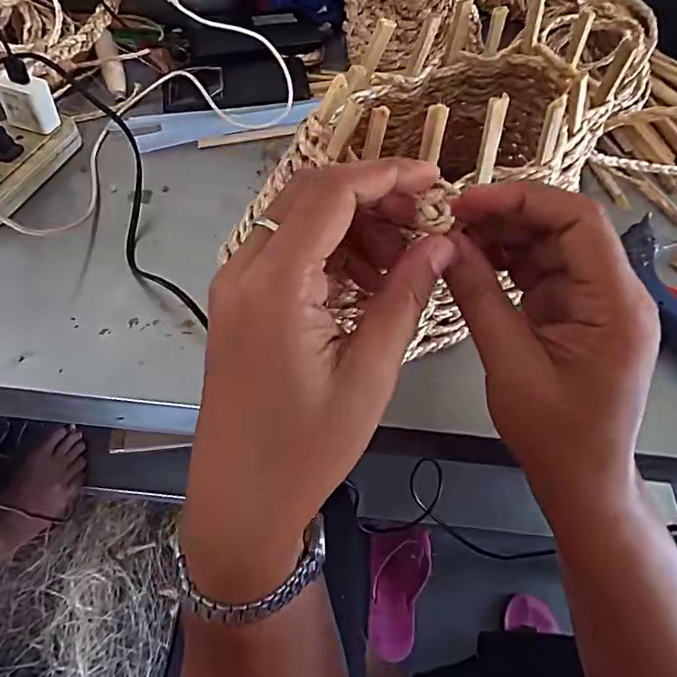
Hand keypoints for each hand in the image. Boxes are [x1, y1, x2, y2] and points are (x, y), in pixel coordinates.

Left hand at [182, 160, 454, 600]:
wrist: (239, 502)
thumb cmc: (306, 448)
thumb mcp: (369, 374)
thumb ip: (404, 296)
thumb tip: (440, 242)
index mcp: (276, 283)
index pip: (331, 192)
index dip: (386, 174)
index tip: (433, 177)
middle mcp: (245, 267)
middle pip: (311, 193)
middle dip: (373, 195)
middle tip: (423, 221)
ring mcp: (236, 281)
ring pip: (299, 216)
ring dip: (353, 223)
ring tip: (400, 261)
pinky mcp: (240, 298)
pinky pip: (288, 248)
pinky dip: (331, 249)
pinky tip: (367, 281)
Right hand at [443, 182, 658, 513]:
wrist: (585, 481)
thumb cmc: (555, 434)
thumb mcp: (509, 363)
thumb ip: (479, 296)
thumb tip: (446, 243)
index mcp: (617, 302)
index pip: (579, 220)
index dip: (523, 199)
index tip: (469, 202)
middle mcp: (618, 291)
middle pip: (566, 226)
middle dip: (508, 216)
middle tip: (453, 219)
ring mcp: (602, 300)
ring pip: (553, 244)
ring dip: (506, 236)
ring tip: (457, 239)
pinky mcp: (583, 310)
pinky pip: (547, 269)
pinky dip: (511, 261)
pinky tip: (476, 261)